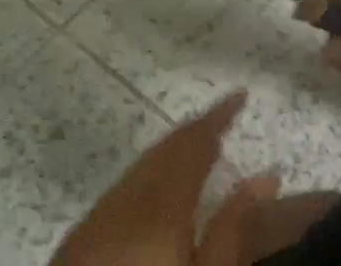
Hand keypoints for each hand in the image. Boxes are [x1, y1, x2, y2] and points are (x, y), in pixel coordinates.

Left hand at [50, 91, 338, 265]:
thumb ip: (234, 227)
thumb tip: (267, 176)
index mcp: (160, 209)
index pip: (192, 145)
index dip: (218, 117)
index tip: (240, 94)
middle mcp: (123, 205)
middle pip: (160, 152)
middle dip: (192, 131)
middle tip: (223, 118)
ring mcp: (92, 225)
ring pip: (136, 171)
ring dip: (167, 152)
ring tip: (197, 149)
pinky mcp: (73, 246)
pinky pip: (117, 193)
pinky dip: (144, 178)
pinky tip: (156, 191)